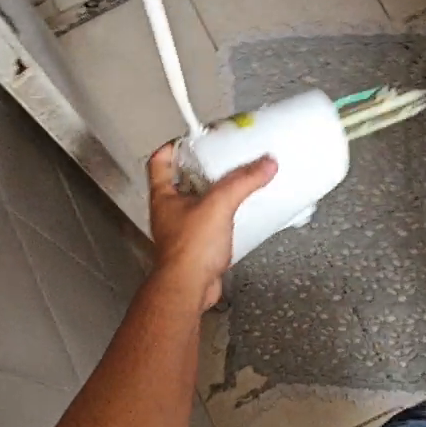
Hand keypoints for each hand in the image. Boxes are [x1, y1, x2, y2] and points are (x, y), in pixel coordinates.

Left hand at [146, 143, 276, 309]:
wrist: (189, 288)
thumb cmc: (191, 248)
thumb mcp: (219, 204)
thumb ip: (243, 181)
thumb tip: (265, 163)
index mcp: (164, 195)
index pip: (160, 161)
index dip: (174, 146)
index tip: (193, 139)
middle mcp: (170, 211)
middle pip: (182, 181)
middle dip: (203, 170)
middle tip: (225, 160)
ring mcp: (182, 230)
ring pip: (198, 204)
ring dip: (216, 195)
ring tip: (237, 185)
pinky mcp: (197, 247)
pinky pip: (211, 226)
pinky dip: (224, 218)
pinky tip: (240, 216)